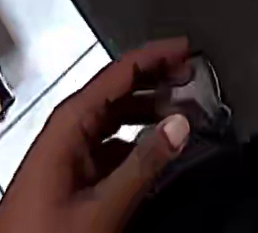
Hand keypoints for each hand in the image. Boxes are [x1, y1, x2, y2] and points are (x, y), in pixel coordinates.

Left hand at [0, 38, 195, 232]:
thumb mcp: (99, 209)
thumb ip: (144, 163)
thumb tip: (181, 122)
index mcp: (70, 122)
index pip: (121, 70)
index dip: (157, 54)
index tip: (188, 48)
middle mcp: (66, 128)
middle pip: (118, 87)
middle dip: (157, 77)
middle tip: (191, 75)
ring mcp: (65, 152)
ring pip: (114, 114)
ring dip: (148, 107)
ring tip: (179, 109)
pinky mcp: (67, 176)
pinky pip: (109, 141)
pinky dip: (136, 135)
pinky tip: (154, 148)